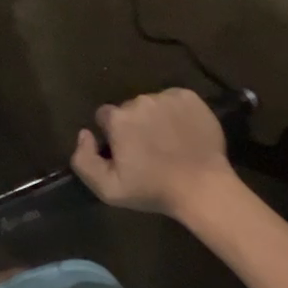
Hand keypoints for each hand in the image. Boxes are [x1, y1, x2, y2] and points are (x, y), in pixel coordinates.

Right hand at [70, 88, 236, 219]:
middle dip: (133, 125)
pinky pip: (174, 100)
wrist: (204, 188)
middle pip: (128, 109)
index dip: (112, 135)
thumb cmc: (154, 190)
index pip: (104, 117)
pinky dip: (175, 112)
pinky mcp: (190, 98)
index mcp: (118, 118)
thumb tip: (84, 134)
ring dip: (154, 118)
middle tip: (148, 150)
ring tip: (168, 143)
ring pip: (151, 104)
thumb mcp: (108, 188)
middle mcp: (139, 100)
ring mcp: (166, 97)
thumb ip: (83, 160)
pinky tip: (183, 133)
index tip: (125, 152)